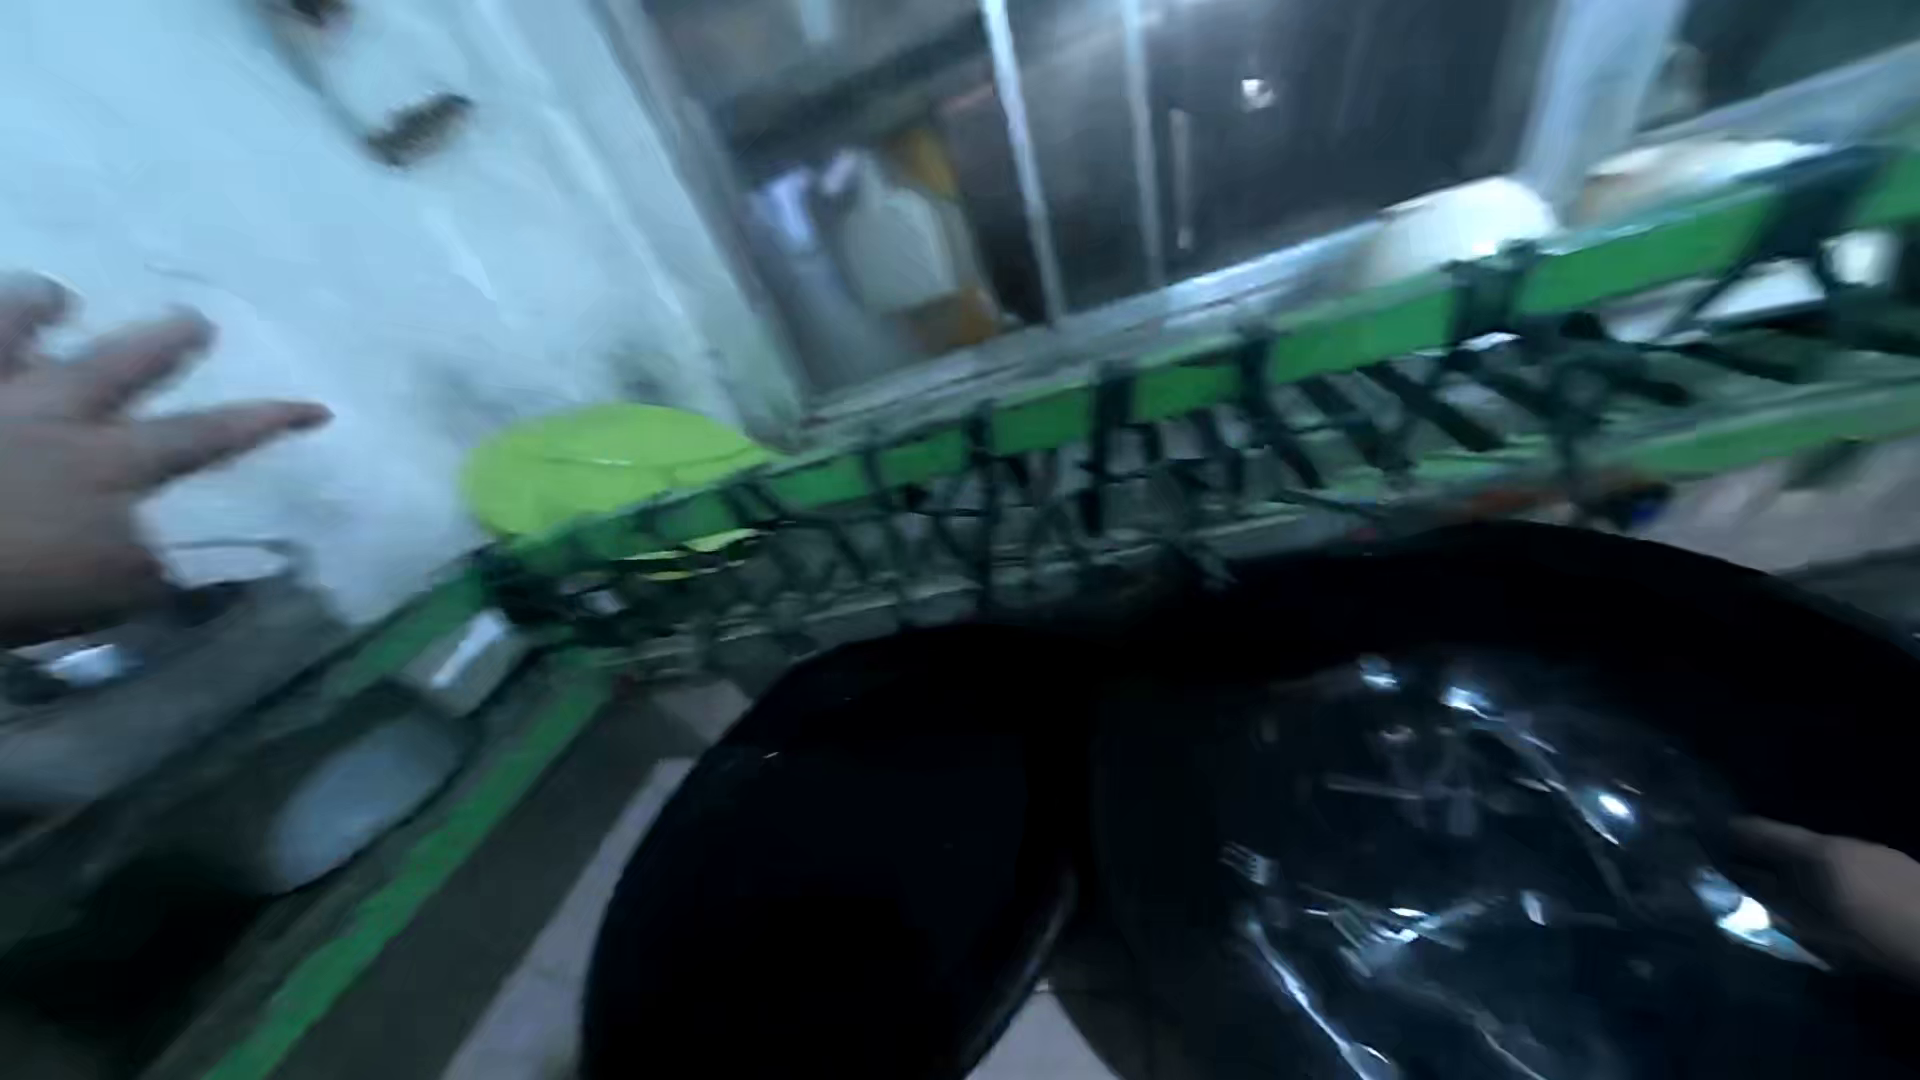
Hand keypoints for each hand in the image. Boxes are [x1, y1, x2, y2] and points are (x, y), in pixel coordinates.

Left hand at [0, 275, 330, 644]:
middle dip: (159, 341)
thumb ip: (177, 575)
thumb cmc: (12, 581)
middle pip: (111, 368)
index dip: (269, 418)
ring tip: (46, 286)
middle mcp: (41, 418)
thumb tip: (244, 570)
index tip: (318, 407)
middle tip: (192, 315)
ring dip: (23, 310)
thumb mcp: (116, 595)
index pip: (213, 433)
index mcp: (112, 461)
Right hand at [1733, 818, 1919, 986]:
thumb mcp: (1809, 925)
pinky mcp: (1909, 873)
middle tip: (1740, 872)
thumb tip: (1718, 871)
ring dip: (1799, 868)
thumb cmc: (1878, 941)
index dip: (1719, 832)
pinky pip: (1852, 867)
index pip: (1748, 826)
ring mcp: (1883, 856)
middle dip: (1761, 854)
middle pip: (1785, 839)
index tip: (1697, 844)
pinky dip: (1832, 878)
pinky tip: (1838, 899)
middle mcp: (1844, 841)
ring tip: (1790, 890)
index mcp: (1814, 848)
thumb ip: (1760, 893)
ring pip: (1819, 854)